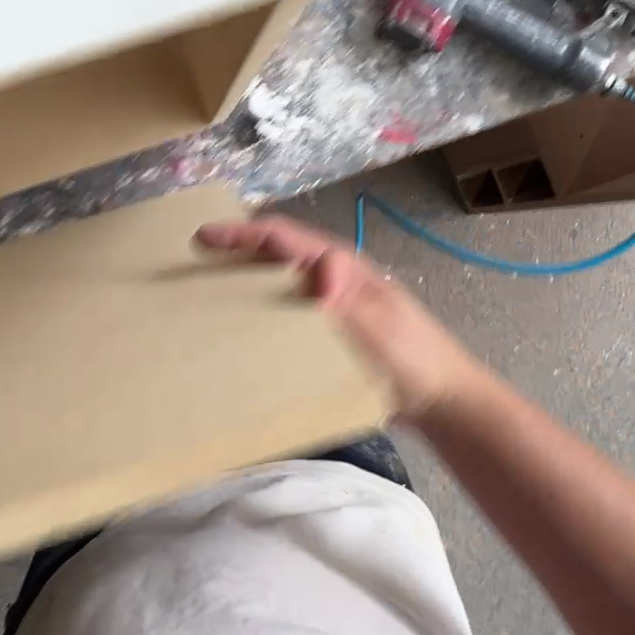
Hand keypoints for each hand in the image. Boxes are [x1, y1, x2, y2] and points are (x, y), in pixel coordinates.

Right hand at [195, 215, 480, 422]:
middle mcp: (329, 278)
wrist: (442, 401)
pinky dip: (259, 312)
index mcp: (339, 266)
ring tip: (205, 295)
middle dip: (235, 251)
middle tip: (193, 262)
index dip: (241, 233)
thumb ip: (345, 297)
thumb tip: (316, 269)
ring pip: (277, 282)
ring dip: (244, 281)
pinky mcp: (327, 334)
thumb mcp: (378, 324)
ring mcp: (329, 305)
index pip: (283, 238)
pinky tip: (241, 335)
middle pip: (275, 253)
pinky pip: (285, 314)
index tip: (202, 237)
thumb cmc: (411, 357)